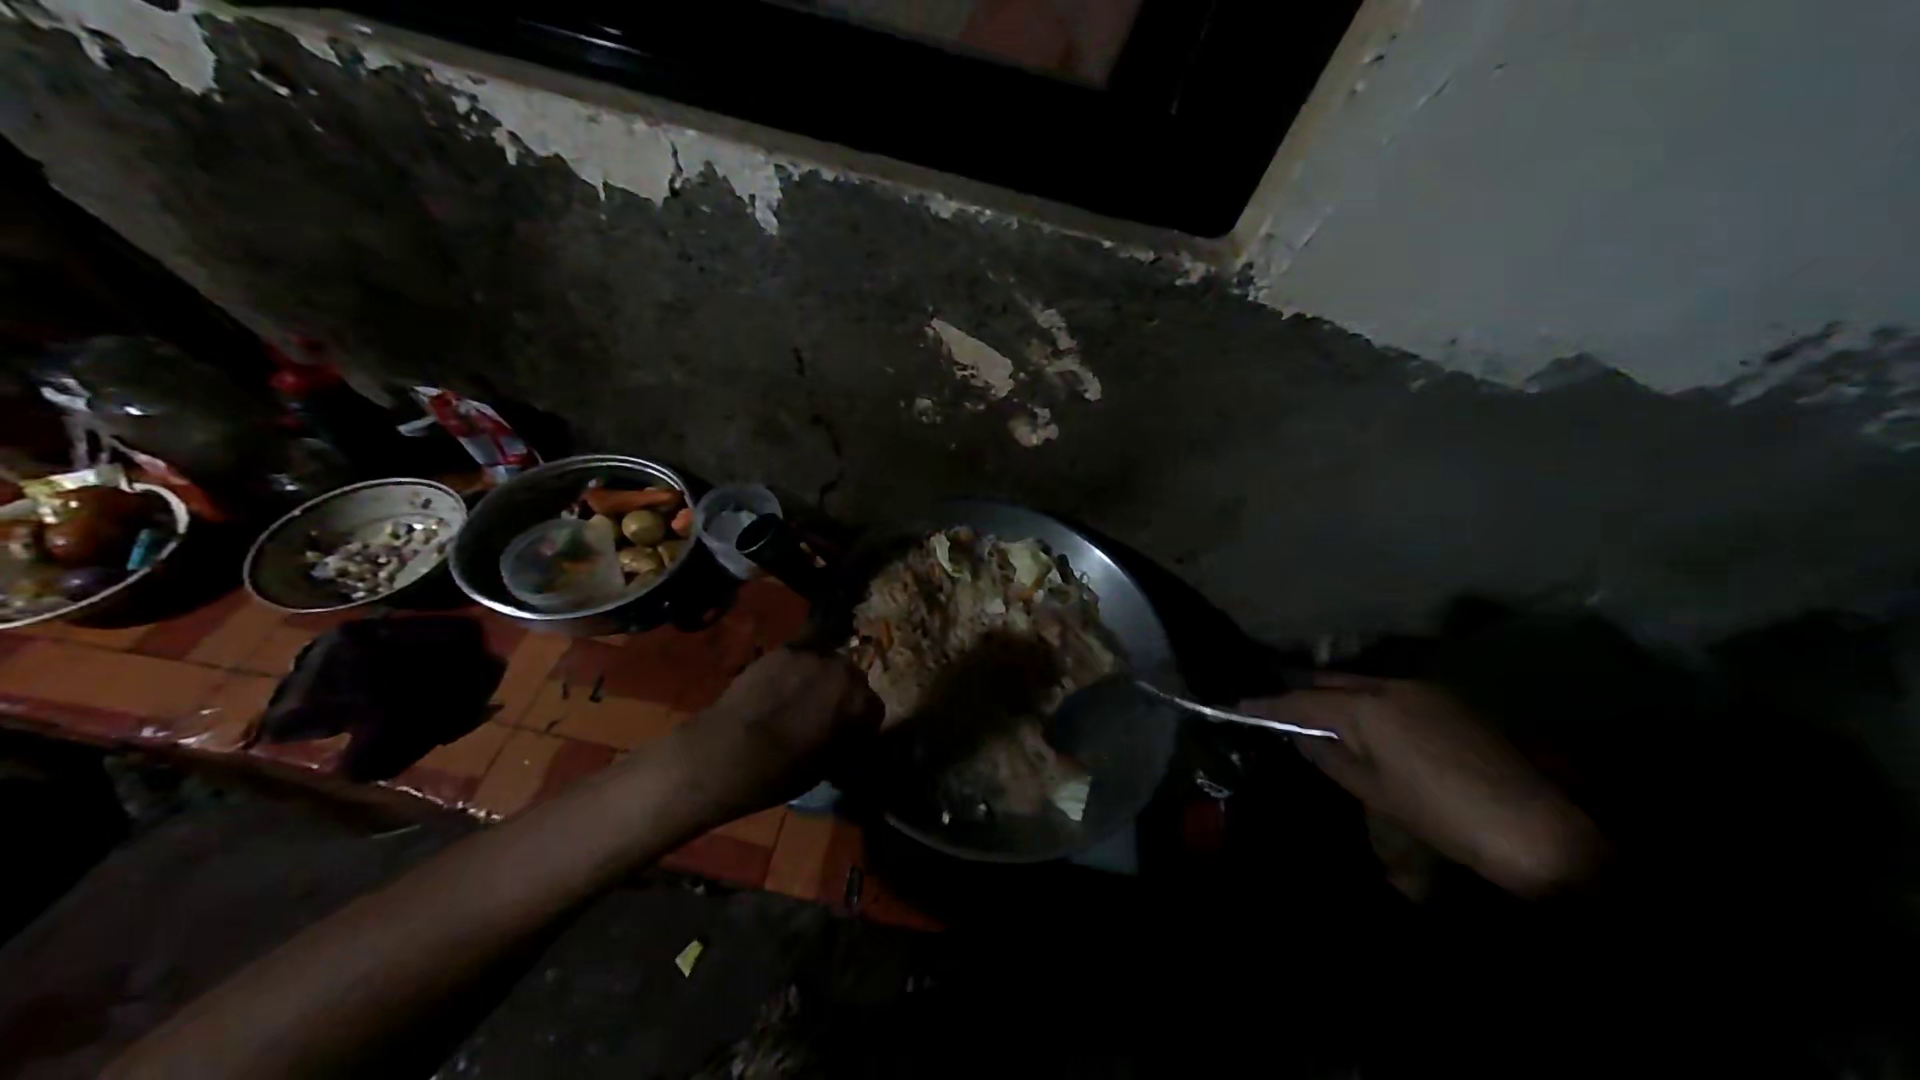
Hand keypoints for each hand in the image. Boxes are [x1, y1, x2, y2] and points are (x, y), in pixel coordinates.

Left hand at [680, 648, 881, 812]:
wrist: (730, 752)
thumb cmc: (784, 771)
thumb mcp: (829, 766)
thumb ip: (848, 742)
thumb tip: (852, 737)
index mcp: (862, 702)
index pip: (873, 708)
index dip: (859, 723)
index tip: (845, 735)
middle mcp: (844, 670)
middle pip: (852, 679)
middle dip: (841, 694)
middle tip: (821, 715)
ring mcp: (812, 655)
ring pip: (825, 663)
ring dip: (819, 677)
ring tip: (797, 697)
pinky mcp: (783, 649)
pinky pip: (800, 653)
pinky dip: (796, 666)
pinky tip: (781, 682)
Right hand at [1242, 674, 1602, 895]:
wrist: (1534, 827)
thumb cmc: (1440, 813)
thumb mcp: (1372, 790)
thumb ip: (1328, 755)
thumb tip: (1303, 734)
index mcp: (1367, 707)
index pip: (1302, 699)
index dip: (1268, 703)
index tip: (1239, 704)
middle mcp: (1392, 684)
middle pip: (1331, 679)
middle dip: (1301, 691)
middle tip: (1277, 709)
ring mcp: (1425, 689)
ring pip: (1363, 682)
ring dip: (1336, 695)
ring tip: (1318, 716)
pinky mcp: (1449, 700)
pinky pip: (1390, 691)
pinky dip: (1367, 701)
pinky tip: (1366, 725)